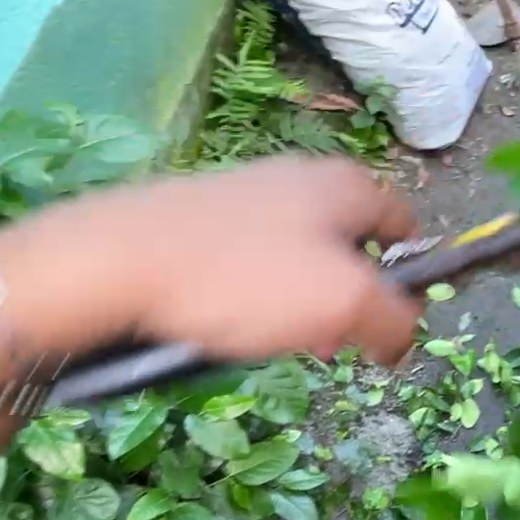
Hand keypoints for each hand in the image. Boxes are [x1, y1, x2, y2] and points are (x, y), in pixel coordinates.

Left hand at [0, 157, 423, 364]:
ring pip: (305, 260)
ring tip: (281, 340)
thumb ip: (397, 321)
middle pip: (356, 249)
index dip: (410, 282)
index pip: (408, 232)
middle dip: (353, 300)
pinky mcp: (205, 216)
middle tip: (331, 341)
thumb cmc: (244, 278)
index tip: (386, 324)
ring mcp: (251, 193)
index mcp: (349, 185)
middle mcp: (305, 177)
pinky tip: (234, 322)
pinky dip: (260, 295)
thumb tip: (403, 338)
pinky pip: (257, 262)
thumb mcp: (346, 303)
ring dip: (307, 305)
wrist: (109, 264)